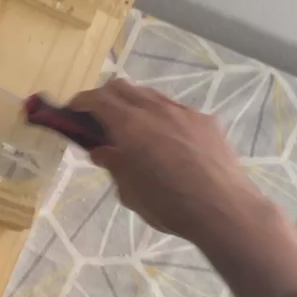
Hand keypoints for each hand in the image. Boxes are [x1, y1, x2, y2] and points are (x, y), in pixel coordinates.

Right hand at [67, 79, 296, 296]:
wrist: (224, 210)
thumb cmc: (169, 206)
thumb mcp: (129, 191)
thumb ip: (113, 164)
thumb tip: (102, 150)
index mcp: (130, 125)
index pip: (97, 99)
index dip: (80, 102)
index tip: (71, 111)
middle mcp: (155, 109)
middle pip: (122, 87)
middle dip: (104, 97)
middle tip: (97, 118)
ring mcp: (183, 112)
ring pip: (150, 95)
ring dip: (133, 104)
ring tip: (131, 129)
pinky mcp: (205, 121)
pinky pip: (174, 109)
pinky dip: (159, 116)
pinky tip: (165, 141)